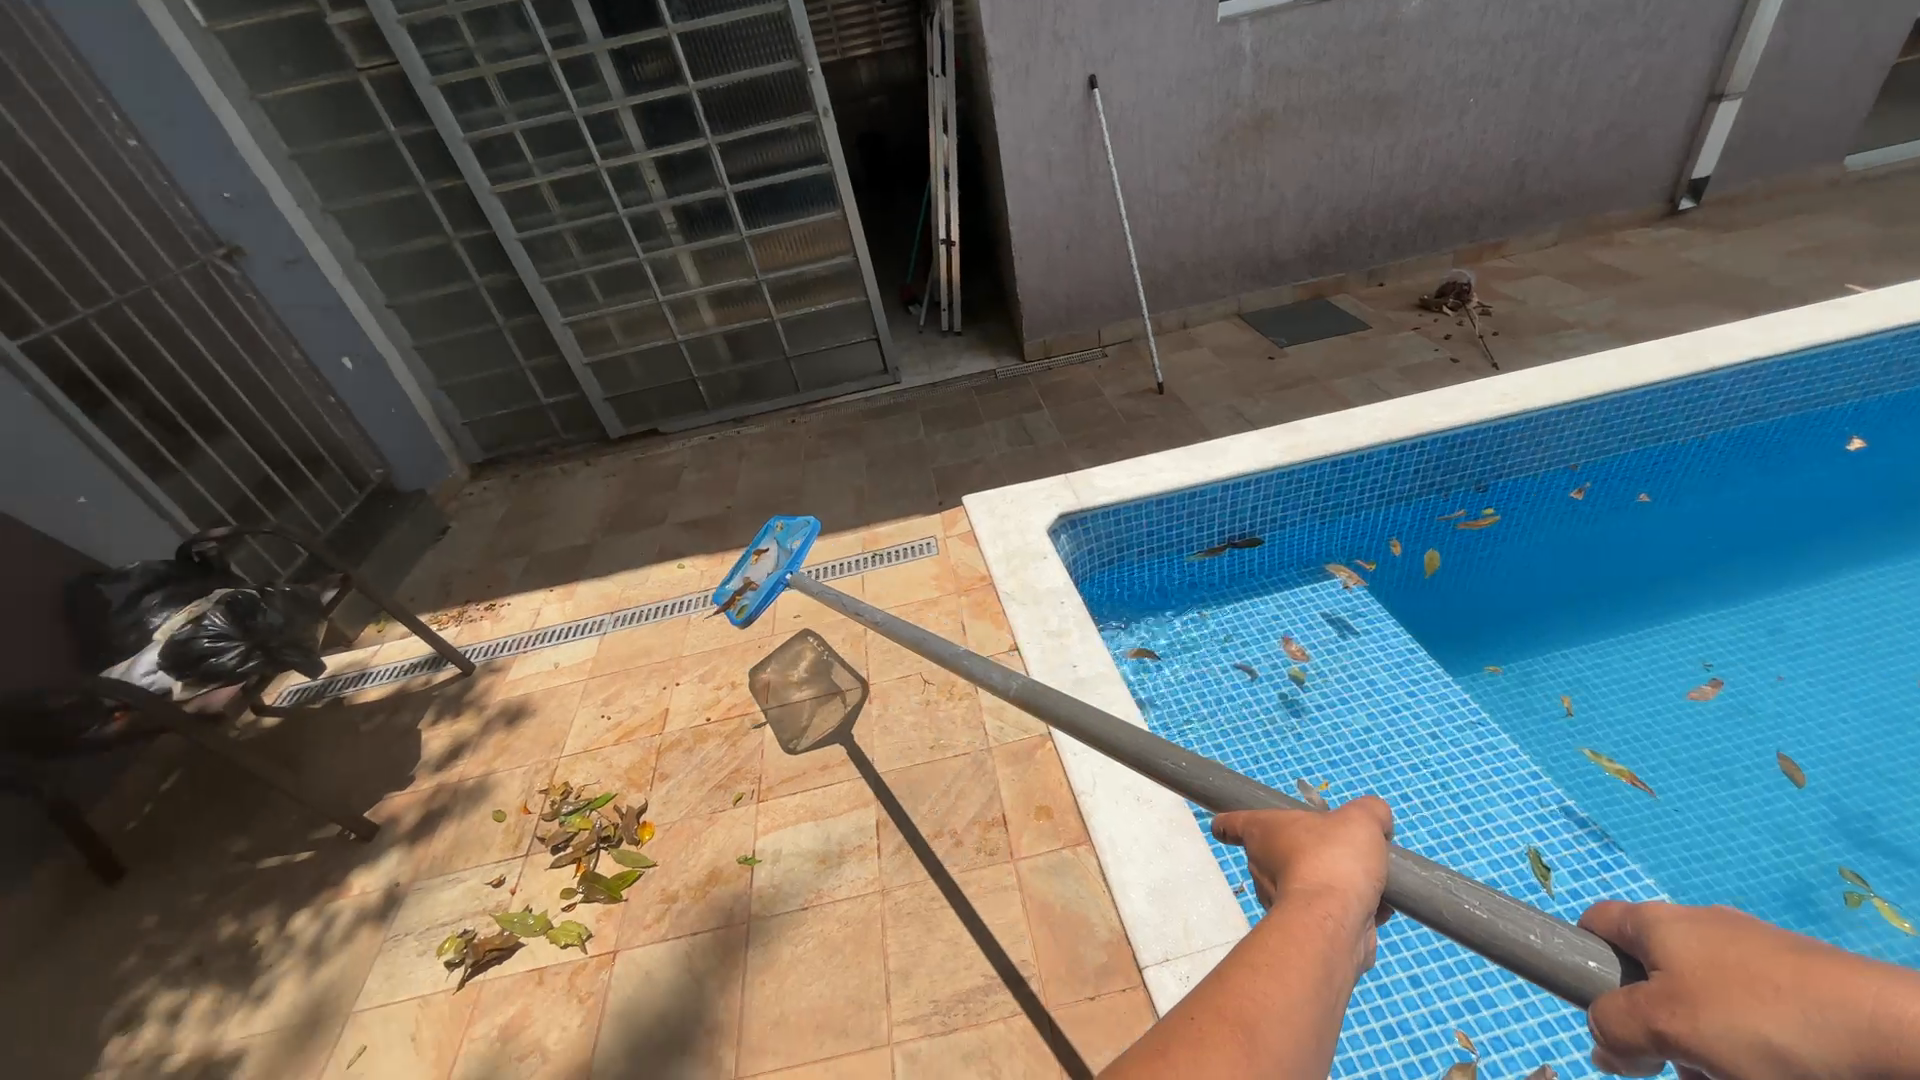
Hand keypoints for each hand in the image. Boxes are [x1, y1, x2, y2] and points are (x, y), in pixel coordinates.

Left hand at [1211, 798, 1393, 977]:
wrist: (1335, 919)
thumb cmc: (1333, 857)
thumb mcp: (1360, 819)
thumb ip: (1370, 811)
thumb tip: (1377, 821)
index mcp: (1260, 832)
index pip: (1231, 823)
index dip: (1228, 823)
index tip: (1225, 829)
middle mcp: (1261, 865)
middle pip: (1277, 854)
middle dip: (1308, 853)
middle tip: (1339, 851)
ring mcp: (1280, 900)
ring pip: (1306, 885)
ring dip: (1335, 885)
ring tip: (1368, 881)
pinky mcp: (1304, 928)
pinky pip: (1327, 913)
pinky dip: (1350, 910)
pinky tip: (1376, 908)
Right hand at [1580, 901, 1919, 1078]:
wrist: (1899, 1035)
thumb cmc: (1759, 1018)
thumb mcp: (1664, 1024)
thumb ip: (1613, 1025)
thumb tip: (1603, 1040)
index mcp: (1658, 922)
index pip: (1595, 924)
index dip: (1585, 961)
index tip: (1603, 1010)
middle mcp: (1701, 929)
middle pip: (1653, 977)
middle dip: (1655, 1026)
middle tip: (1673, 1064)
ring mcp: (1758, 958)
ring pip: (1705, 1006)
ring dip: (1704, 1047)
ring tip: (1727, 1079)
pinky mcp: (1806, 988)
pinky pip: (1756, 1019)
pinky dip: (1752, 1050)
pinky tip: (1771, 1075)